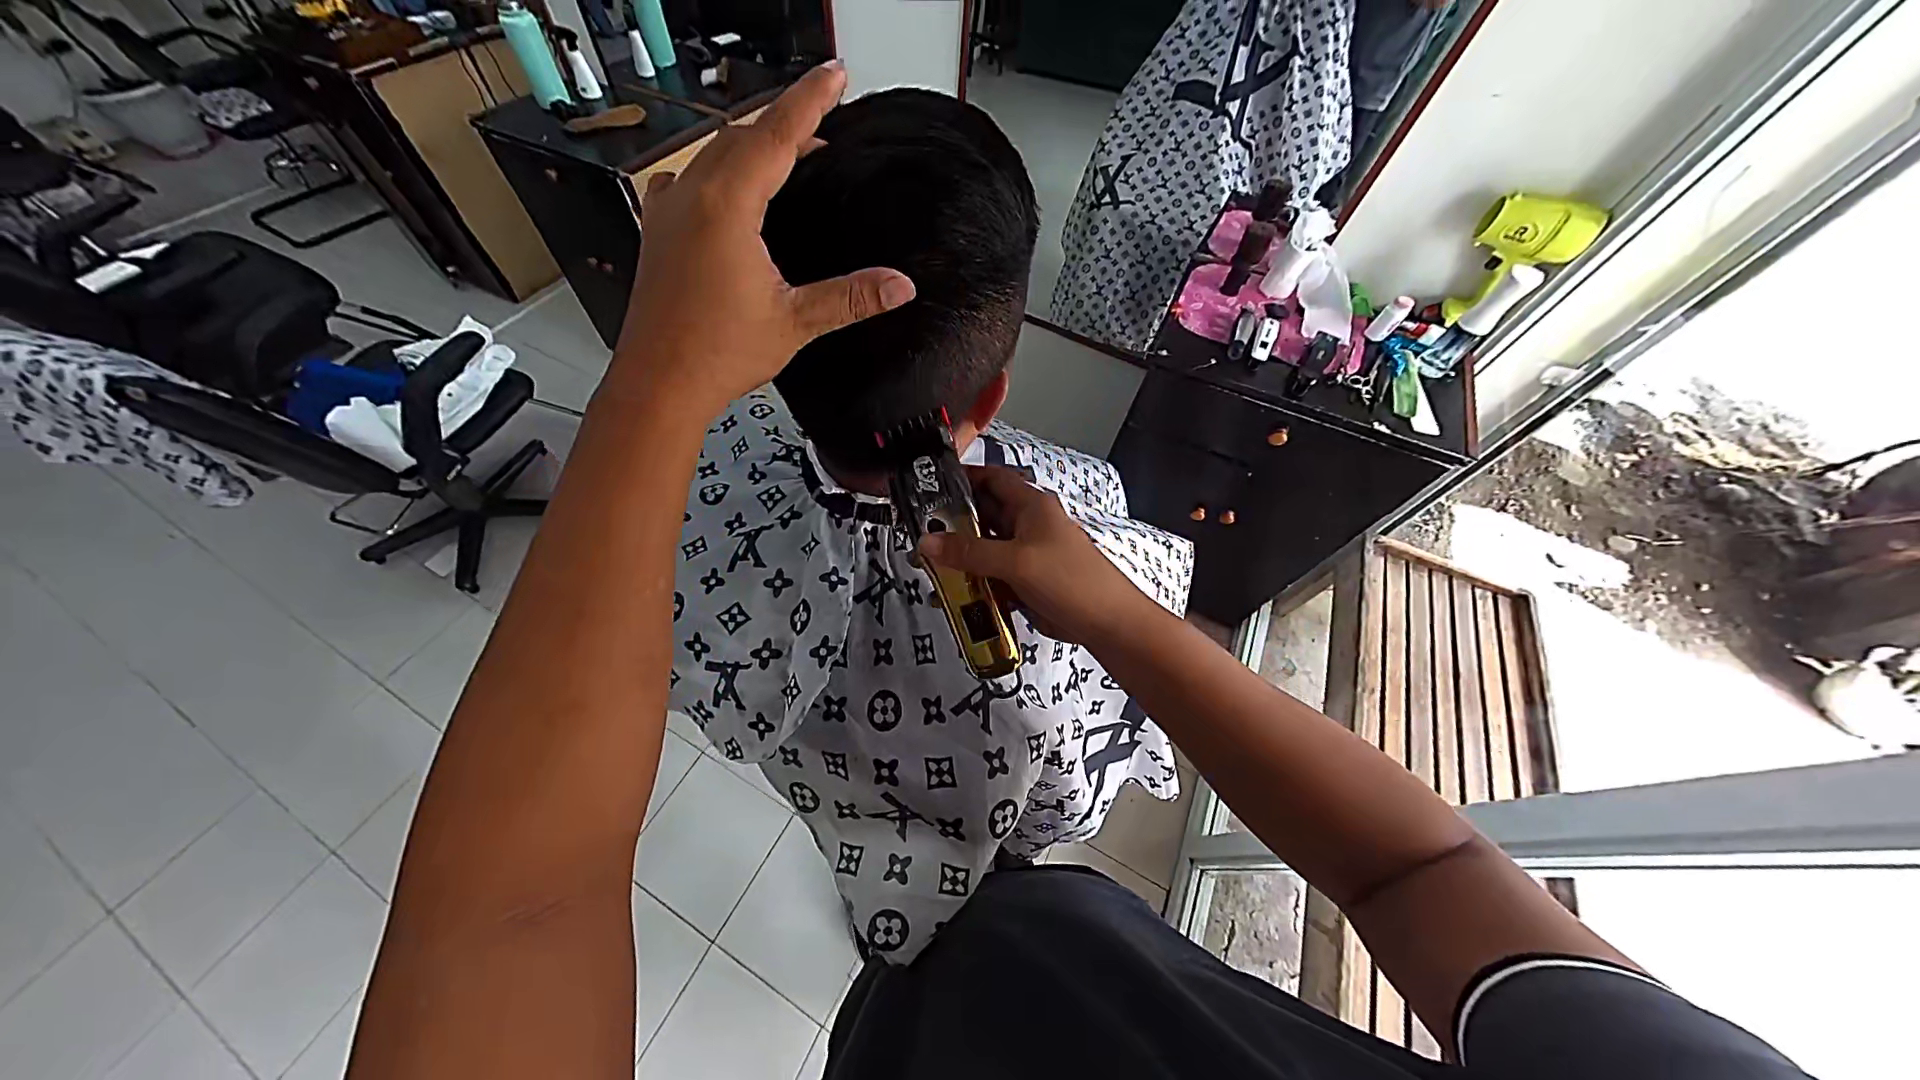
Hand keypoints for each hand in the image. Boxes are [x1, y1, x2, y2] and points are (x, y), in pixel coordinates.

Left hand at [609, 61, 915, 417]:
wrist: (660, 382)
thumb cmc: (712, 353)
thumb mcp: (796, 321)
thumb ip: (852, 298)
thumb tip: (898, 285)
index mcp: (726, 207)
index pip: (777, 133)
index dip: (812, 99)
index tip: (835, 74)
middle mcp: (691, 197)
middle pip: (743, 134)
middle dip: (786, 121)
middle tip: (823, 118)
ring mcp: (668, 212)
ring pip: (714, 152)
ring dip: (753, 144)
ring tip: (788, 151)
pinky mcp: (659, 232)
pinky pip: (691, 179)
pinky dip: (721, 171)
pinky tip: (730, 188)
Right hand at [917, 466, 1154, 645]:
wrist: (1107, 624)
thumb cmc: (1073, 581)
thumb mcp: (1015, 562)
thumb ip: (969, 553)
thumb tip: (929, 543)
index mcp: (1032, 506)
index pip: (993, 478)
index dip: (964, 478)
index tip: (933, 486)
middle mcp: (1029, 526)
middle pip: (984, 516)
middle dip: (955, 525)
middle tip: (924, 535)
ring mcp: (1028, 555)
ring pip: (986, 550)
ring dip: (962, 559)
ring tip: (932, 568)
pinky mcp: (1027, 582)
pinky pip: (993, 577)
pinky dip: (975, 584)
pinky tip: (956, 595)